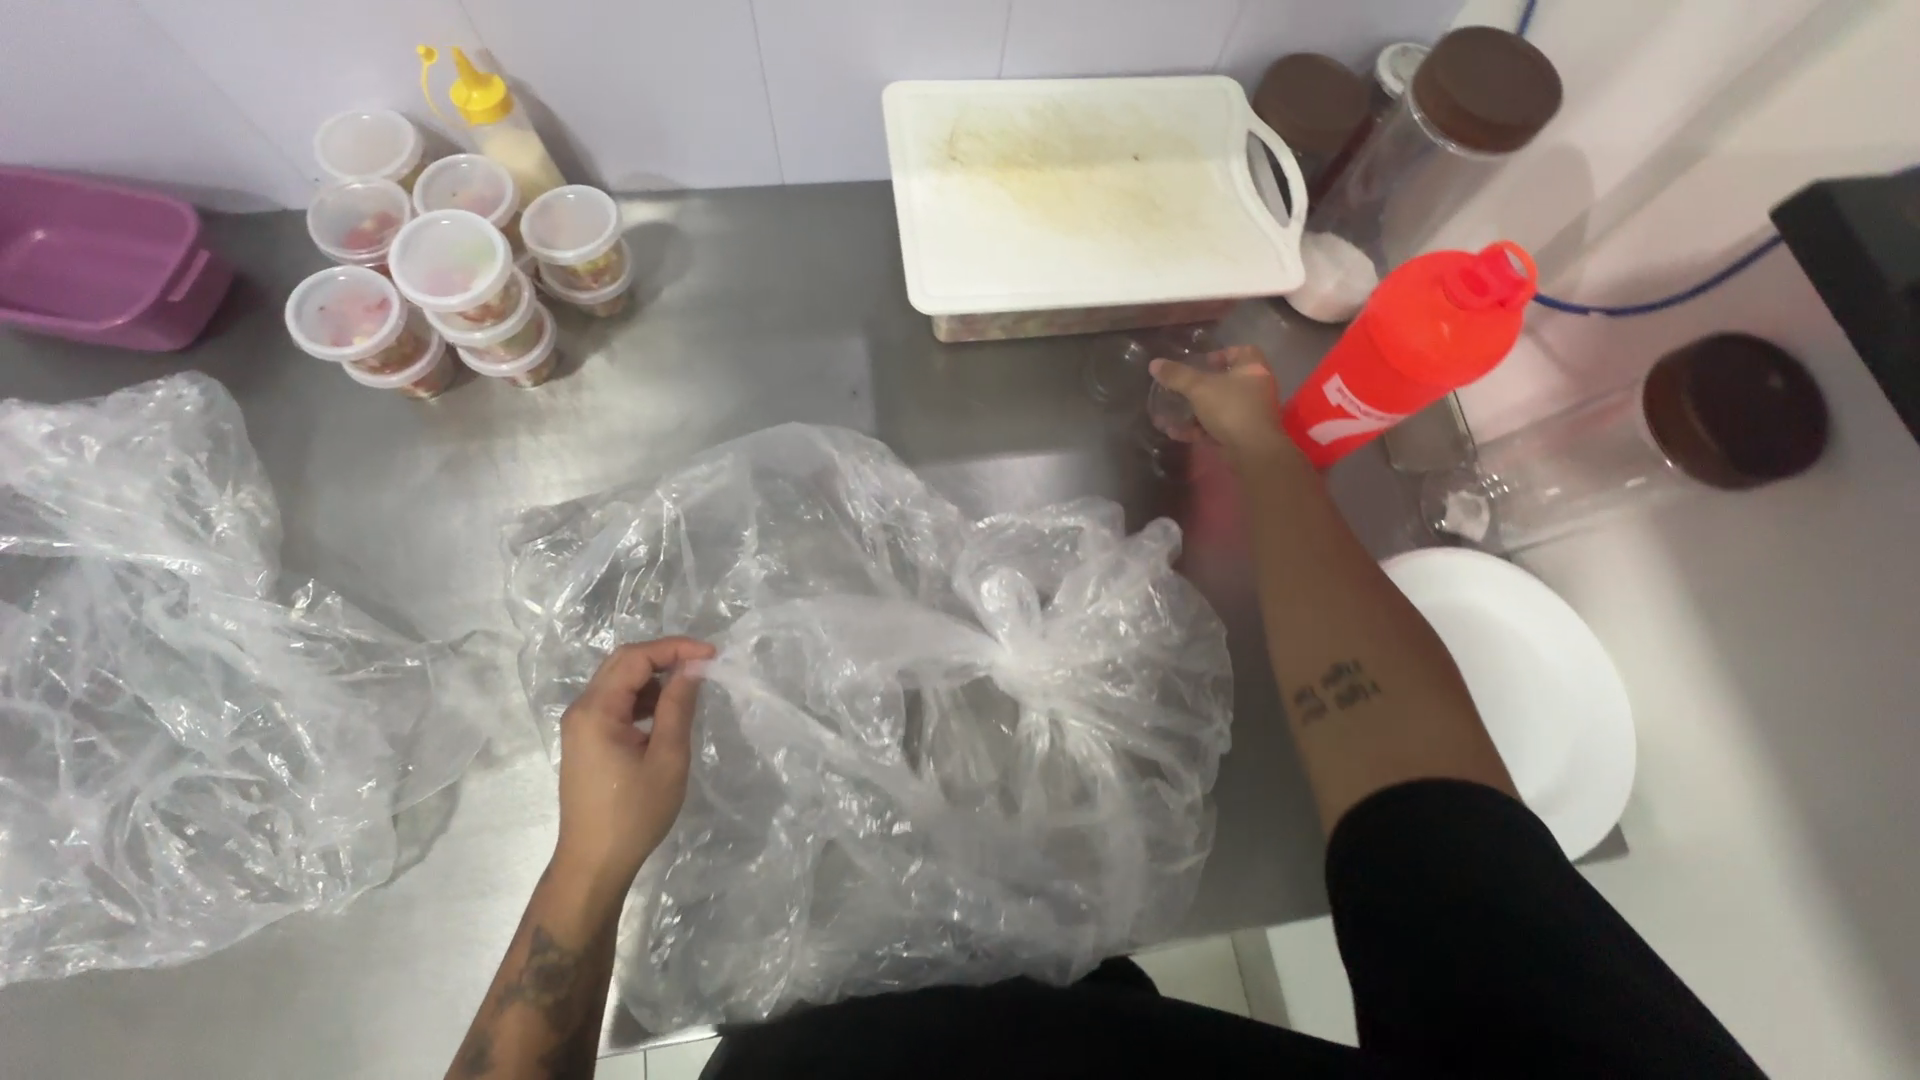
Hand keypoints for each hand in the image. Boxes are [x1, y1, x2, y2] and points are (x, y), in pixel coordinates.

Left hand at [553, 637, 716, 892]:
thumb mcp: (667, 757)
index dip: (675, 648)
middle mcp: (581, 710)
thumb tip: (693, 667)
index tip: (712, 656)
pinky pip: (615, 702)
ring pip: (619, 681)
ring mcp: (580, 725)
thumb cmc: (634, 813)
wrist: (594, 863)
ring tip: (688, 693)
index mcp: (596, 710)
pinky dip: (643, 698)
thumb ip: (679, 706)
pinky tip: (665, 716)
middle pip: (623, 663)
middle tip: (704, 665)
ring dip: (655, 678)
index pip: (636, 658)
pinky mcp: (586, 740)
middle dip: (665, 656)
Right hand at [1149, 346, 1299, 470]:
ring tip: (1169, 415)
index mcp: (1251, 368)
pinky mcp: (1243, 434)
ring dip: (1194, 411)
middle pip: (1226, 381)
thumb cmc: (1229, 408)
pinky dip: (1198, 429)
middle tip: (1181, 389)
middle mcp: (1255, 388)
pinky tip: (1175, 433)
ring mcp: (1250, 412)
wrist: (1252, 450)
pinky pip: (1217, 426)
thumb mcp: (1198, 388)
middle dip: (1201, 387)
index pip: (1241, 351)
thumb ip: (1176, 375)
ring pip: (1218, 407)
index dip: (1221, 354)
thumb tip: (1154, 363)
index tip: (1202, 363)